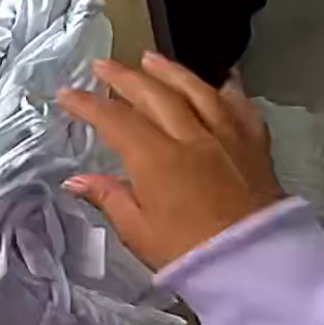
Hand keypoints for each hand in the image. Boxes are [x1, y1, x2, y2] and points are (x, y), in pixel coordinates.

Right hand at [57, 51, 284, 268]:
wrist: (256, 266)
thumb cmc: (190, 253)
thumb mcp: (138, 231)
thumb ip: (109, 197)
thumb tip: (76, 180)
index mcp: (157, 160)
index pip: (115, 120)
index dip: (87, 104)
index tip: (67, 95)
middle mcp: (191, 137)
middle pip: (153, 94)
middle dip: (123, 76)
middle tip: (103, 65)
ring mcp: (226, 136)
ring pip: (195, 89)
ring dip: (168, 71)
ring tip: (150, 58)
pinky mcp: (254, 144)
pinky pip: (239, 105)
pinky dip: (226, 88)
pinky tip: (219, 80)